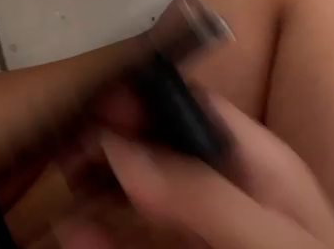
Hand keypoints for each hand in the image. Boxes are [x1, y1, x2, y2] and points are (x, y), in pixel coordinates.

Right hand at [63, 96, 333, 248]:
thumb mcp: (272, 236)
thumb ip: (203, 192)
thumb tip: (126, 150)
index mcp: (258, 163)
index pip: (194, 108)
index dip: (144, 99)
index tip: (96, 106)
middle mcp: (227, 190)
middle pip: (157, 148)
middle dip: (110, 143)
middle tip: (66, 150)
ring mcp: (205, 232)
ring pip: (140, 196)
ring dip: (98, 188)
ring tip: (62, 188)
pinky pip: (138, 242)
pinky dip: (103, 236)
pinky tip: (73, 234)